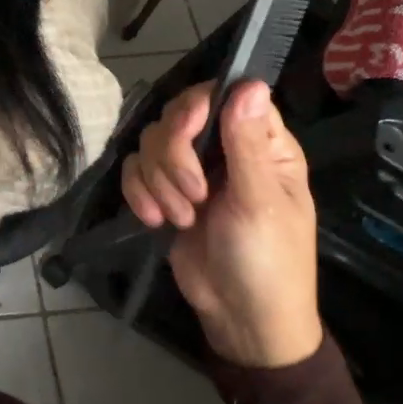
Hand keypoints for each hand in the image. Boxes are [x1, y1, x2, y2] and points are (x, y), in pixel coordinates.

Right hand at [121, 81, 321, 368]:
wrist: (240, 320)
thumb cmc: (268, 262)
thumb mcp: (261, 203)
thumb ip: (248, 143)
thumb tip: (252, 83)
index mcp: (260, 144)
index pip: (222, 94)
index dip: (197, 106)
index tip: (188, 131)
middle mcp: (223, 148)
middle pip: (177, 115)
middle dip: (174, 154)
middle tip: (193, 193)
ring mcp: (191, 169)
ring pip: (150, 141)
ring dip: (159, 181)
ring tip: (181, 218)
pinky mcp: (163, 191)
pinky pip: (134, 169)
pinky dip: (139, 193)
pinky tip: (157, 221)